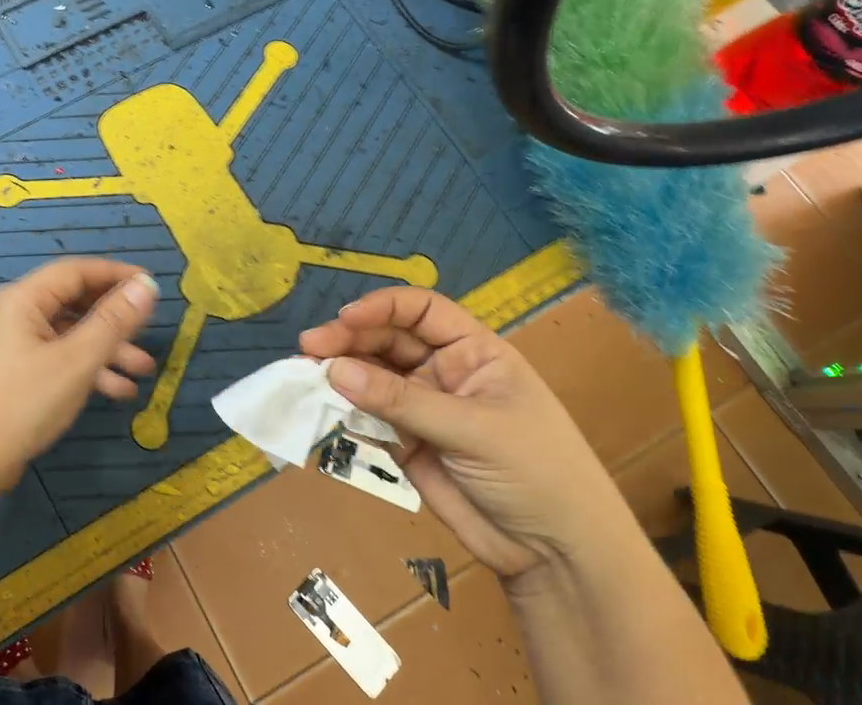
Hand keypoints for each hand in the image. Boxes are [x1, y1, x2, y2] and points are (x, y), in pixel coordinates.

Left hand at [0, 259, 158, 488]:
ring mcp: (12, 343)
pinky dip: (86, 368)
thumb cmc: (25, 402)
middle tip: (151, 332)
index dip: (116, 275)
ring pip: (68, 334)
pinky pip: (57, 356)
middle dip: (115, 320)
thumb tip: (146, 285)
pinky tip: (117, 391)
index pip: (75, 271)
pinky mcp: (14, 371)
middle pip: (73, 302)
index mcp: (22, 299)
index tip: (152, 285)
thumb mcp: (78, 360)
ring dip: (106, 349)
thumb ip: (114, 321)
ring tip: (144, 371)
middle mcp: (14, 313)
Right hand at [299, 288, 627, 578]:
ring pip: (369, 377)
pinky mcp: (404, 444)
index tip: (346, 318)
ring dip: (338, 374)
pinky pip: (366, 418)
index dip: (383, 307)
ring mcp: (421, 408)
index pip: (421, 311)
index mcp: (473, 352)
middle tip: (309, 349)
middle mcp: (443, 372)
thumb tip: (334, 370)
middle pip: (386, 340)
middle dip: (348, 340)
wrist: (555, 553)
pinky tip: (321, 410)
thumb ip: (401, 401)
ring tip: (305, 377)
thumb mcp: (474, 430)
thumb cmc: (536, 472)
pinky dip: (341, 412)